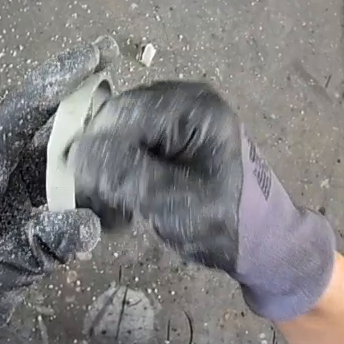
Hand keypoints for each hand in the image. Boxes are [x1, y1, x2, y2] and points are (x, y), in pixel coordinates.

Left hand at [0, 41, 107, 343]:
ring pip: (45, 154)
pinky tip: (106, 188)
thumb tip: (91, 223)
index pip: (12, 121)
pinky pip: (46, 185)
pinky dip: (76, 182)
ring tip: (122, 129)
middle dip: (72, 97)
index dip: (51, 87)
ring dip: (81, 140)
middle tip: (114, 72)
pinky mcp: (6, 210)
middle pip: (34, 126)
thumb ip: (37, 250)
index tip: (90, 60)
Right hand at [73, 81, 333, 321]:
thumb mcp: (174, 204)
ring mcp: (182, 114)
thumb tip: (76, 152)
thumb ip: (126, 174)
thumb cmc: (228, 226)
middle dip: (101, 158)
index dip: (94, 147)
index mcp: (193, 107)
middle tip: (93, 202)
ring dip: (110, 167)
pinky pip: (135, 141)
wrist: (267, 244)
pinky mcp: (176, 132)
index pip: (122, 113)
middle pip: (119, 118)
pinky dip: (124, 169)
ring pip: (121, 131)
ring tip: (110, 207)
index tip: (79, 187)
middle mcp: (186, 99)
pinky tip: (125, 200)